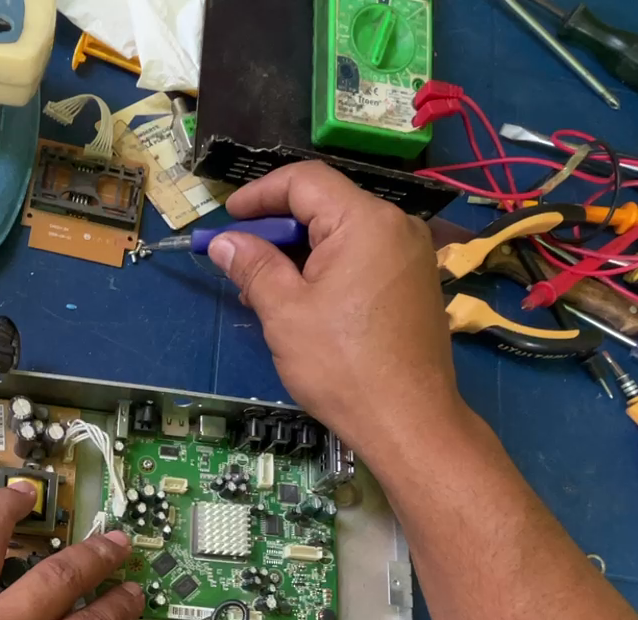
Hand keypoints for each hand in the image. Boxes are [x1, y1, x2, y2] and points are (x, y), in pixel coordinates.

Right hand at [208, 162, 464, 450]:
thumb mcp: (285, 313)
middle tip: (241, 267)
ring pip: (341, 238)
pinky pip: (361, 261)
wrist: (407, 420)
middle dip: (276, 232)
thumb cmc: (341, 365)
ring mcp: (410, 257)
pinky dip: (326, 273)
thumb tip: (225, 242)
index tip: (228, 216)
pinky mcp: (413, 286)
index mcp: (364, 221)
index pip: (305, 181)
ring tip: (264, 296)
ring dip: (298, 257)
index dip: (260, 193)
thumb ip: (254, 268)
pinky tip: (303, 307)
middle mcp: (395, 227)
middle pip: (325, 208)